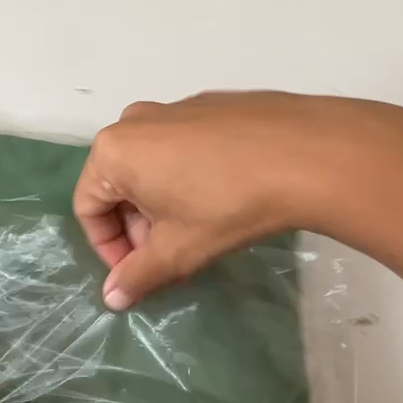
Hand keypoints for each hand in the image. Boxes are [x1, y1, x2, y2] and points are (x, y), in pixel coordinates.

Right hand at [75, 92, 402, 309]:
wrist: (314, 154)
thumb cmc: (230, 204)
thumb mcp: (179, 250)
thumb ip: (137, 275)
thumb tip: (112, 298)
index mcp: (113, 153)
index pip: (88, 208)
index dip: (109, 249)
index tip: (138, 273)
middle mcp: (134, 122)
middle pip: (118, 186)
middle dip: (138, 228)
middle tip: (170, 258)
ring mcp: (174, 108)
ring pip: (150, 166)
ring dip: (162, 205)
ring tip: (199, 232)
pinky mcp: (211, 104)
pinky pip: (181, 146)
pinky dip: (188, 176)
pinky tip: (226, 197)